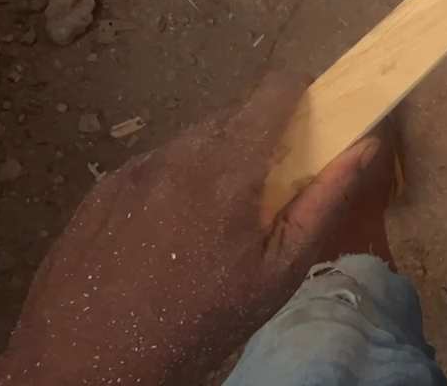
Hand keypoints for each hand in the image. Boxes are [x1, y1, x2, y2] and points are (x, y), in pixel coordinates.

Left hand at [0, 69, 381, 385]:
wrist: (80, 373)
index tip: (312, 117)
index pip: (274, 89)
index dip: (300, 92)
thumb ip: (326, 200)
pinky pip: (156, 165)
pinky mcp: (101, 190)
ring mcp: (134, 169)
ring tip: (214, 217)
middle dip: (261, 133)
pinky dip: (176, 180)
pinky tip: (168, 234)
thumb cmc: (196, 323)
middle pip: (235, 112)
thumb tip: (366, 145)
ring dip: (217, 157)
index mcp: (228, 166)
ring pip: (195, 138)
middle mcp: (178, 153)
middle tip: (267, 184)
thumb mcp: (279, 272)